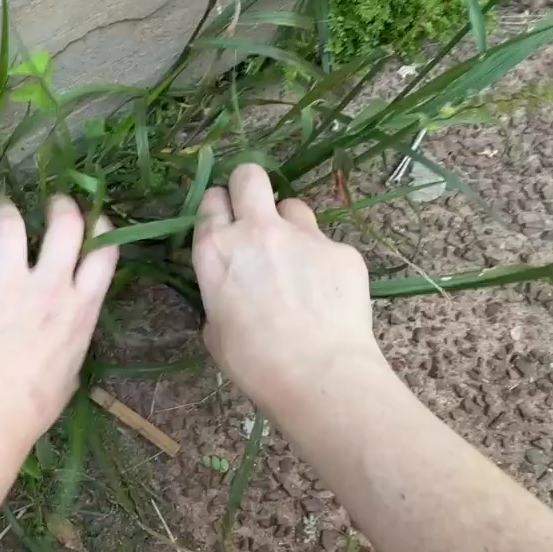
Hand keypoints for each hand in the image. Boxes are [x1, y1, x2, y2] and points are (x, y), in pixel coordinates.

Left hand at [0, 196, 118, 442]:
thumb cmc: (35, 406)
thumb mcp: (70, 372)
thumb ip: (70, 343)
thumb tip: (64, 341)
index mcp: (81, 308)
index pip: (103, 251)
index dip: (103, 227)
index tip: (95, 219)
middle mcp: (49, 286)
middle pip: (65, 224)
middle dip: (61, 205)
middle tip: (53, 202)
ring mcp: (7, 284)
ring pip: (10, 224)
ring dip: (6, 211)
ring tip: (3, 207)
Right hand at [192, 164, 387, 411]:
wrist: (318, 376)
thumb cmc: (254, 362)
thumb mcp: (215, 330)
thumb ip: (218, 297)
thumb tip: (230, 296)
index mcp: (215, 250)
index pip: (210, 200)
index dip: (218, 210)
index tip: (224, 224)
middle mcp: (256, 231)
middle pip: (249, 175)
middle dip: (249, 187)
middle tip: (255, 215)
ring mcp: (303, 235)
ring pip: (293, 206)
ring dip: (289, 226)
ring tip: (296, 262)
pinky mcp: (341, 249)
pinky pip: (327, 244)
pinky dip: (323, 262)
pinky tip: (327, 295)